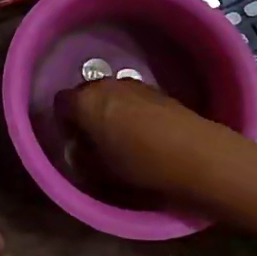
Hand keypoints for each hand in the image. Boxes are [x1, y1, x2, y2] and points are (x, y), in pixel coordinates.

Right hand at [56, 78, 256, 202]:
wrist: (196, 156)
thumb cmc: (140, 165)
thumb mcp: (101, 171)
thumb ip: (83, 157)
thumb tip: (80, 149)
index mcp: (85, 101)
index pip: (60, 103)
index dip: (64, 122)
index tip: (74, 141)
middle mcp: (106, 85)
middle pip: (85, 94)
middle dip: (85, 113)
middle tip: (94, 140)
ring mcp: (133, 85)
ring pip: (110, 95)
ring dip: (109, 111)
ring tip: (121, 137)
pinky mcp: (156, 90)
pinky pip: (131, 98)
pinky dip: (129, 111)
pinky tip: (143, 133)